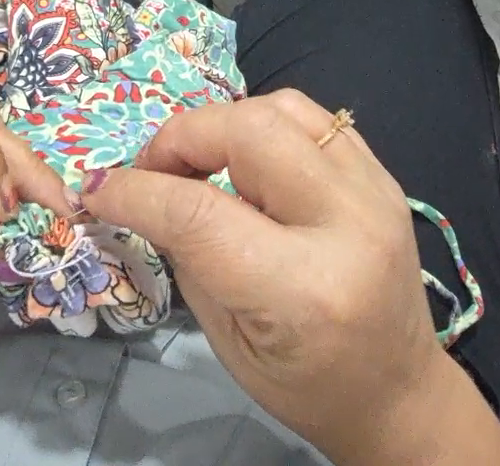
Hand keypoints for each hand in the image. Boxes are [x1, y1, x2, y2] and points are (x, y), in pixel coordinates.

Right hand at [79, 91, 499, 465]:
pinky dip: (262, 123)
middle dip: (182, 138)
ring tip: (199, 161)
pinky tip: (245, 157)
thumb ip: (186, 252)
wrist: (400, 391)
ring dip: (222, 124)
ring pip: (281, 108)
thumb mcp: (227, 337)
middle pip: (249, 132)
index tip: (100, 191)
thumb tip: (136, 193)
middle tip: (154, 171)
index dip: (137, 192)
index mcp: (305, 289)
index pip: (201, 213)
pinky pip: (311, 116)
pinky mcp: (381, 174)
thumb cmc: (306, 383)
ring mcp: (374, 190)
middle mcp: (347, 225)